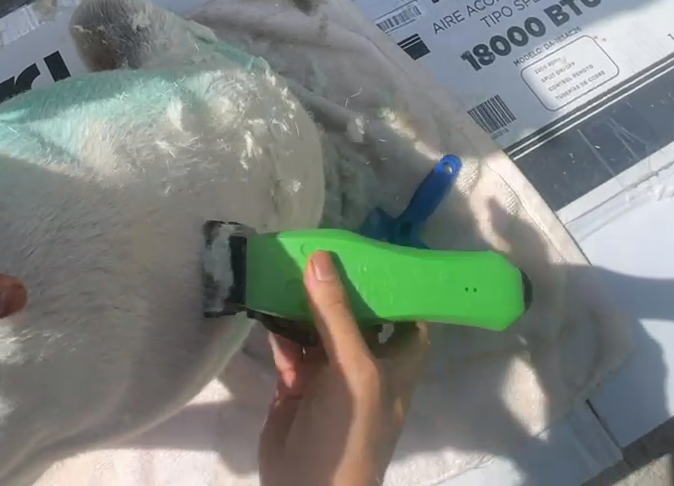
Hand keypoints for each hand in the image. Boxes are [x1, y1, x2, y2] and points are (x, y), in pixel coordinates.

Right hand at [258, 252, 428, 485]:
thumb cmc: (349, 430)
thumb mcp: (352, 368)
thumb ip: (336, 313)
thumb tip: (320, 255)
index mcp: (395, 366)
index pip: (409, 320)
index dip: (399, 290)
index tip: (379, 252)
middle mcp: (365, 367)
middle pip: (357, 316)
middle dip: (339, 285)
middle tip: (319, 243)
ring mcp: (328, 376)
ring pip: (319, 327)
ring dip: (304, 300)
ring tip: (287, 259)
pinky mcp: (295, 385)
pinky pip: (289, 345)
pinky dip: (278, 324)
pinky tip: (265, 296)